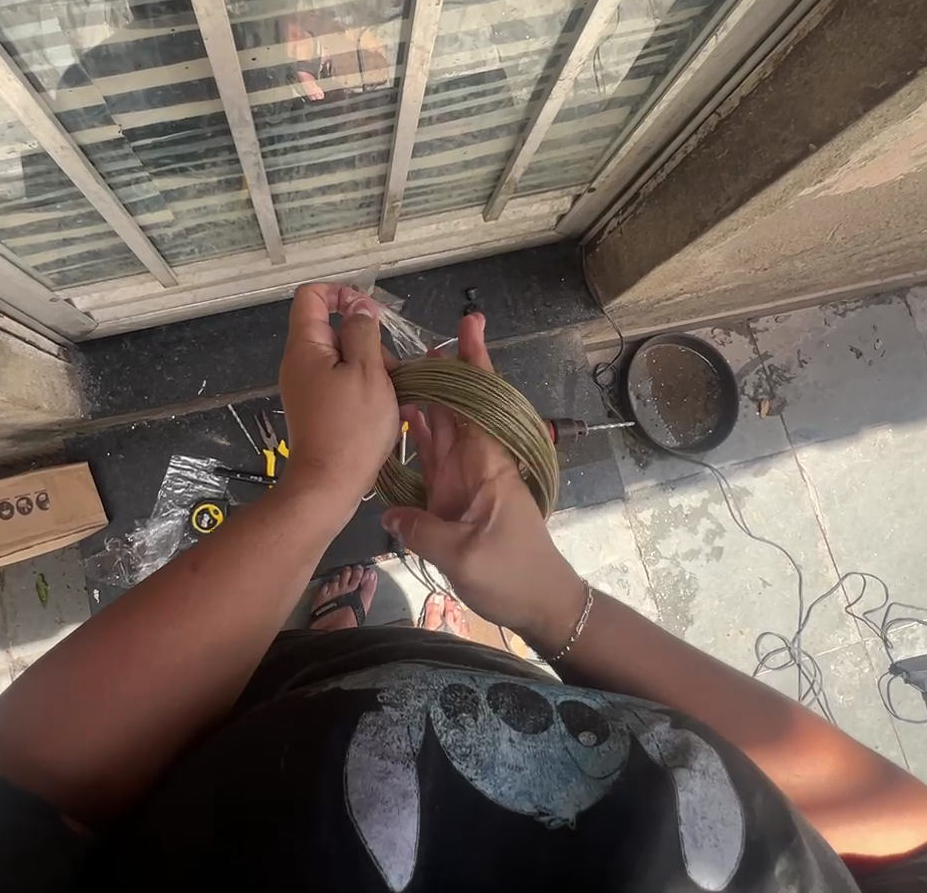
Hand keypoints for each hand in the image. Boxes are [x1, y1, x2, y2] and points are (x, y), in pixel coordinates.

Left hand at [278, 284, 399, 499]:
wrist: (328, 485)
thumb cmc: (351, 427)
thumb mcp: (368, 372)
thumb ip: (363, 333)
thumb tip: (359, 308)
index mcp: (306, 346)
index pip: (312, 296)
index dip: (342, 293)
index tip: (371, 312)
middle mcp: (301, 363)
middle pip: (336, 331)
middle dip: (370, 343)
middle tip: (393, 370)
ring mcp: (309, 387)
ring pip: (347, 361)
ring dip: (376, 371)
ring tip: (399, 397)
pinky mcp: (319, 408)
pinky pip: (345, 385)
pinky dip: (369, 391)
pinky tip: (392, 411)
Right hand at [379, 313, 586, 649]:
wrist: (538, 602)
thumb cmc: (513, 574)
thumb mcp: (465, 556)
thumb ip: (422, 530)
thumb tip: (387, 512)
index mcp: (486, 463)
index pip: (480, 400)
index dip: (475, 361)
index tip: (468, 324)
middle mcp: (475, 460)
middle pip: (456, 404)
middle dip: (437, 370)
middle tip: (401, 344)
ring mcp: (462, 476)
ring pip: (441, 423)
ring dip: (423, 396)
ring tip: (392, 368)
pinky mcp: (450, 493)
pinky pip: (431, 452)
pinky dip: (416, 431)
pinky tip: (396, 413)